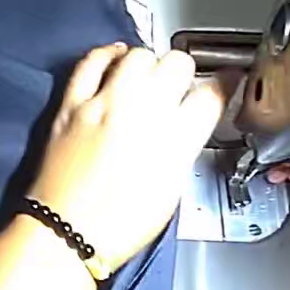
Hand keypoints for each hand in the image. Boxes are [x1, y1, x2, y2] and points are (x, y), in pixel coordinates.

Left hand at [27, 43, 222, 272]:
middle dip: (184, 74)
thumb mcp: (171, 191)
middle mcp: (144, 115)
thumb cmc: (119, 226)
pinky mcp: (73, 105)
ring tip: (147, 77)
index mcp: (175, 141)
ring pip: (138, 56)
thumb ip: (182, 149)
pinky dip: (108, 54)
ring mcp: (106, 105)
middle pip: (177, 65)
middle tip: (179, 86)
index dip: (223, 86)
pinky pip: (92, 61)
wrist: (66, 234)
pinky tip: (116, 57)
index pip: (212, 94)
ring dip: (149, 63)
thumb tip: (185, 126)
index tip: (222, 84)